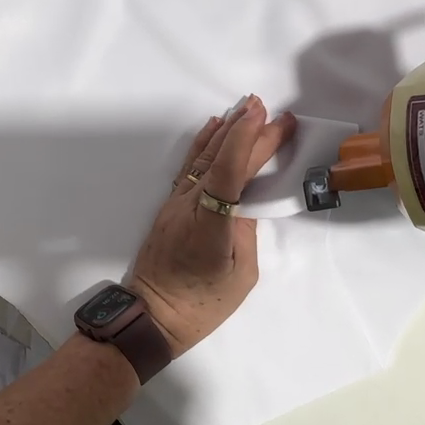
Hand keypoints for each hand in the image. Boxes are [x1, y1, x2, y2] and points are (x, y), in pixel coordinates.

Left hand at [129, 96, 296, 356]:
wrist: (151, 318)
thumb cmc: (201, 306)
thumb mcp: (241, 275)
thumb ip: (246, 232)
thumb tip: (247, 202)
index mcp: (211, 226)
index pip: (229, 173)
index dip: (247, 142)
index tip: (268, 118)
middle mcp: (190, 207)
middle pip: (219, 159)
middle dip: (248, 131)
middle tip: (273, 110)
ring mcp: (176, 204)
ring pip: (202, 157)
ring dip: (226, 130)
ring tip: (248, 106)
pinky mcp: (170, 206)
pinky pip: (190, 167)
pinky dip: (205, 144)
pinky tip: (215, 127)